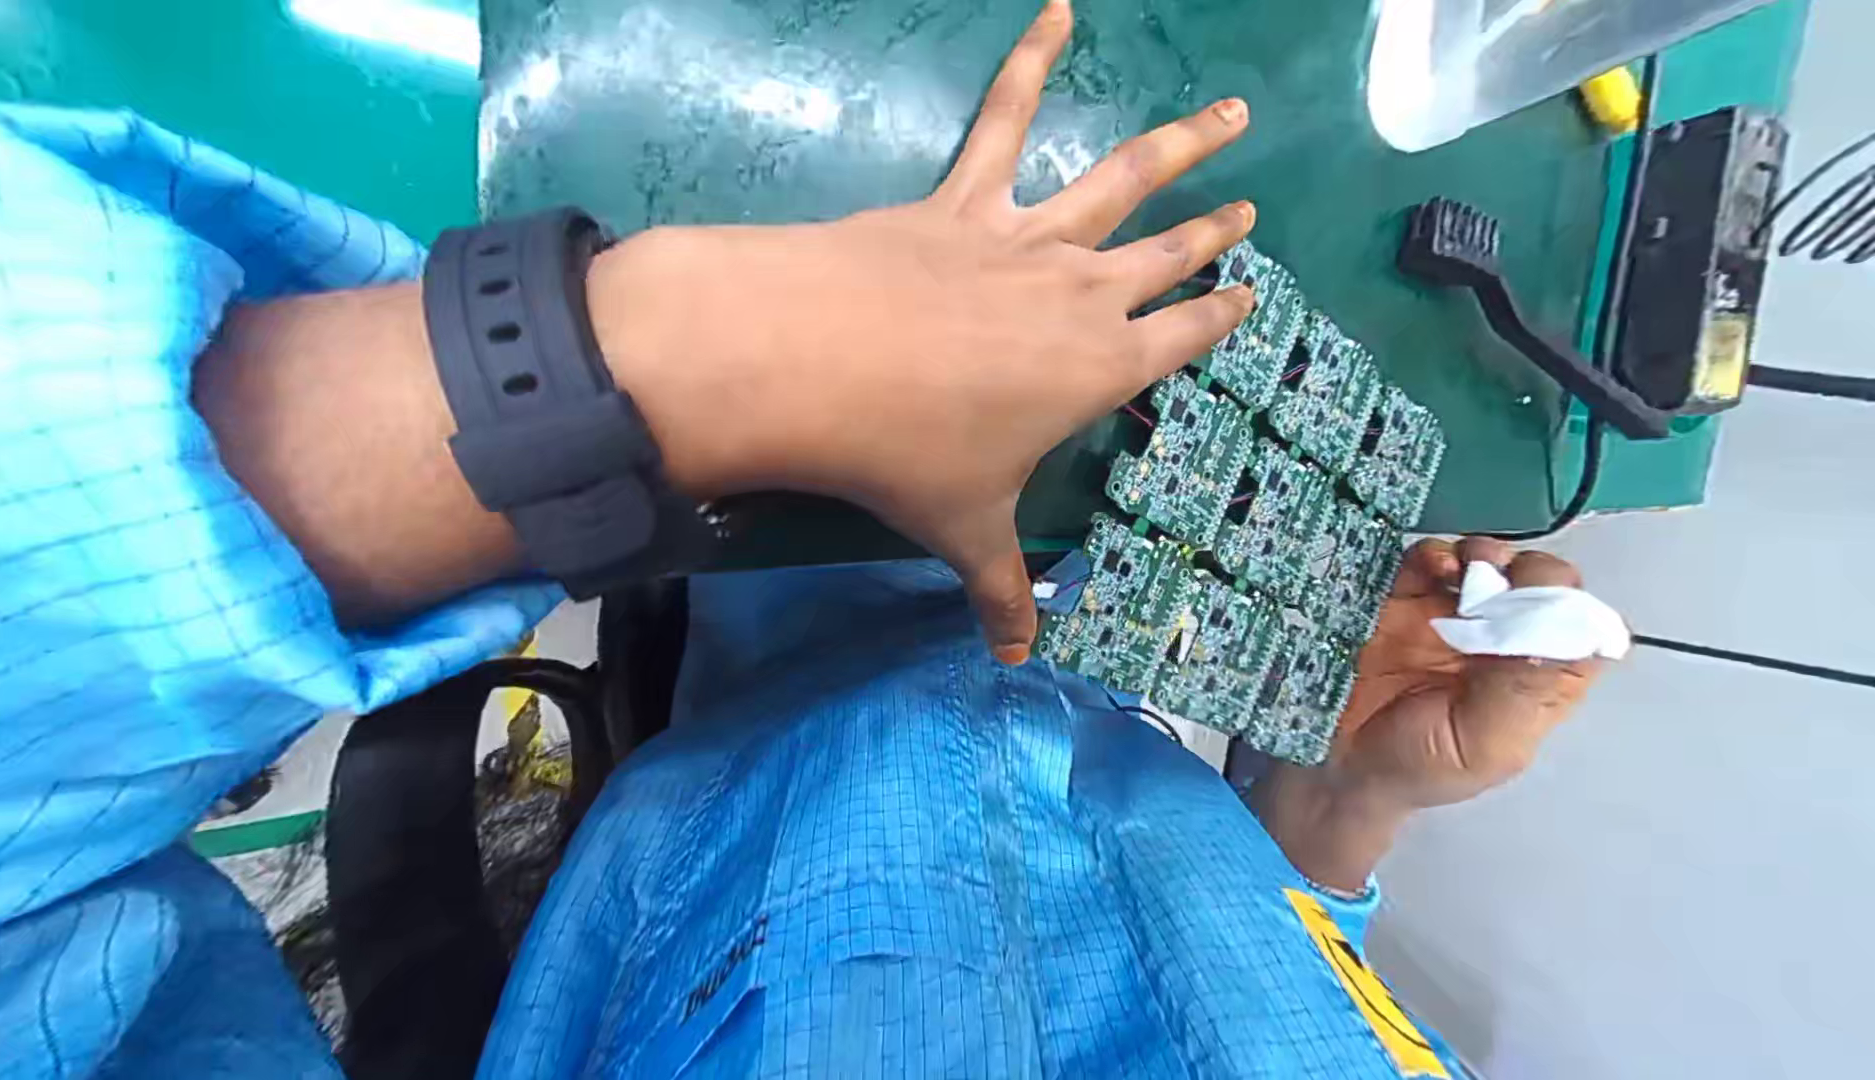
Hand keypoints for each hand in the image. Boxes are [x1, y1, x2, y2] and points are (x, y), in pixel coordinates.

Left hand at [587, 0, 1256, 662]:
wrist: (821, 367)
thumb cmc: (910, 456)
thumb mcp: (964, 532)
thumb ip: (999, 596)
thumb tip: (1017, 665)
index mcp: (1093, 372)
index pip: (1177, 343)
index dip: (1215, 323)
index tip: (1247, 297)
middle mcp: (1075, 297)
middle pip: (1162, 258)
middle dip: (1209, 233)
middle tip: (1249, 202)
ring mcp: (1019, 241)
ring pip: (1117, 181)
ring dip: (1177, 146)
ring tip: (1228, 111)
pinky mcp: (957, 203)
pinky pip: (1000, 122)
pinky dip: (1029, 61)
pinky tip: (1055, 8)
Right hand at [1250, 538, 1607, 889]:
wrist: (1337, 760)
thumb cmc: (1417, 764)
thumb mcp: (1483, 742)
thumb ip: (1521, 690)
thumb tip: (1560, 628)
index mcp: (1535, 679)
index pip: (1576, 626)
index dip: (1565, 604)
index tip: (1535, 605)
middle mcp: (1498, 641)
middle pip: (1535, 585)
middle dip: (1524, 572)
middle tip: (1492, 580)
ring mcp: (1445, 618)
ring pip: (1482, 565)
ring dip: (1479, 557)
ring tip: (1458, 570)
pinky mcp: (1396, 603)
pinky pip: (1421, 565)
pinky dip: (1430, 555)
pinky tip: (1429, 567)